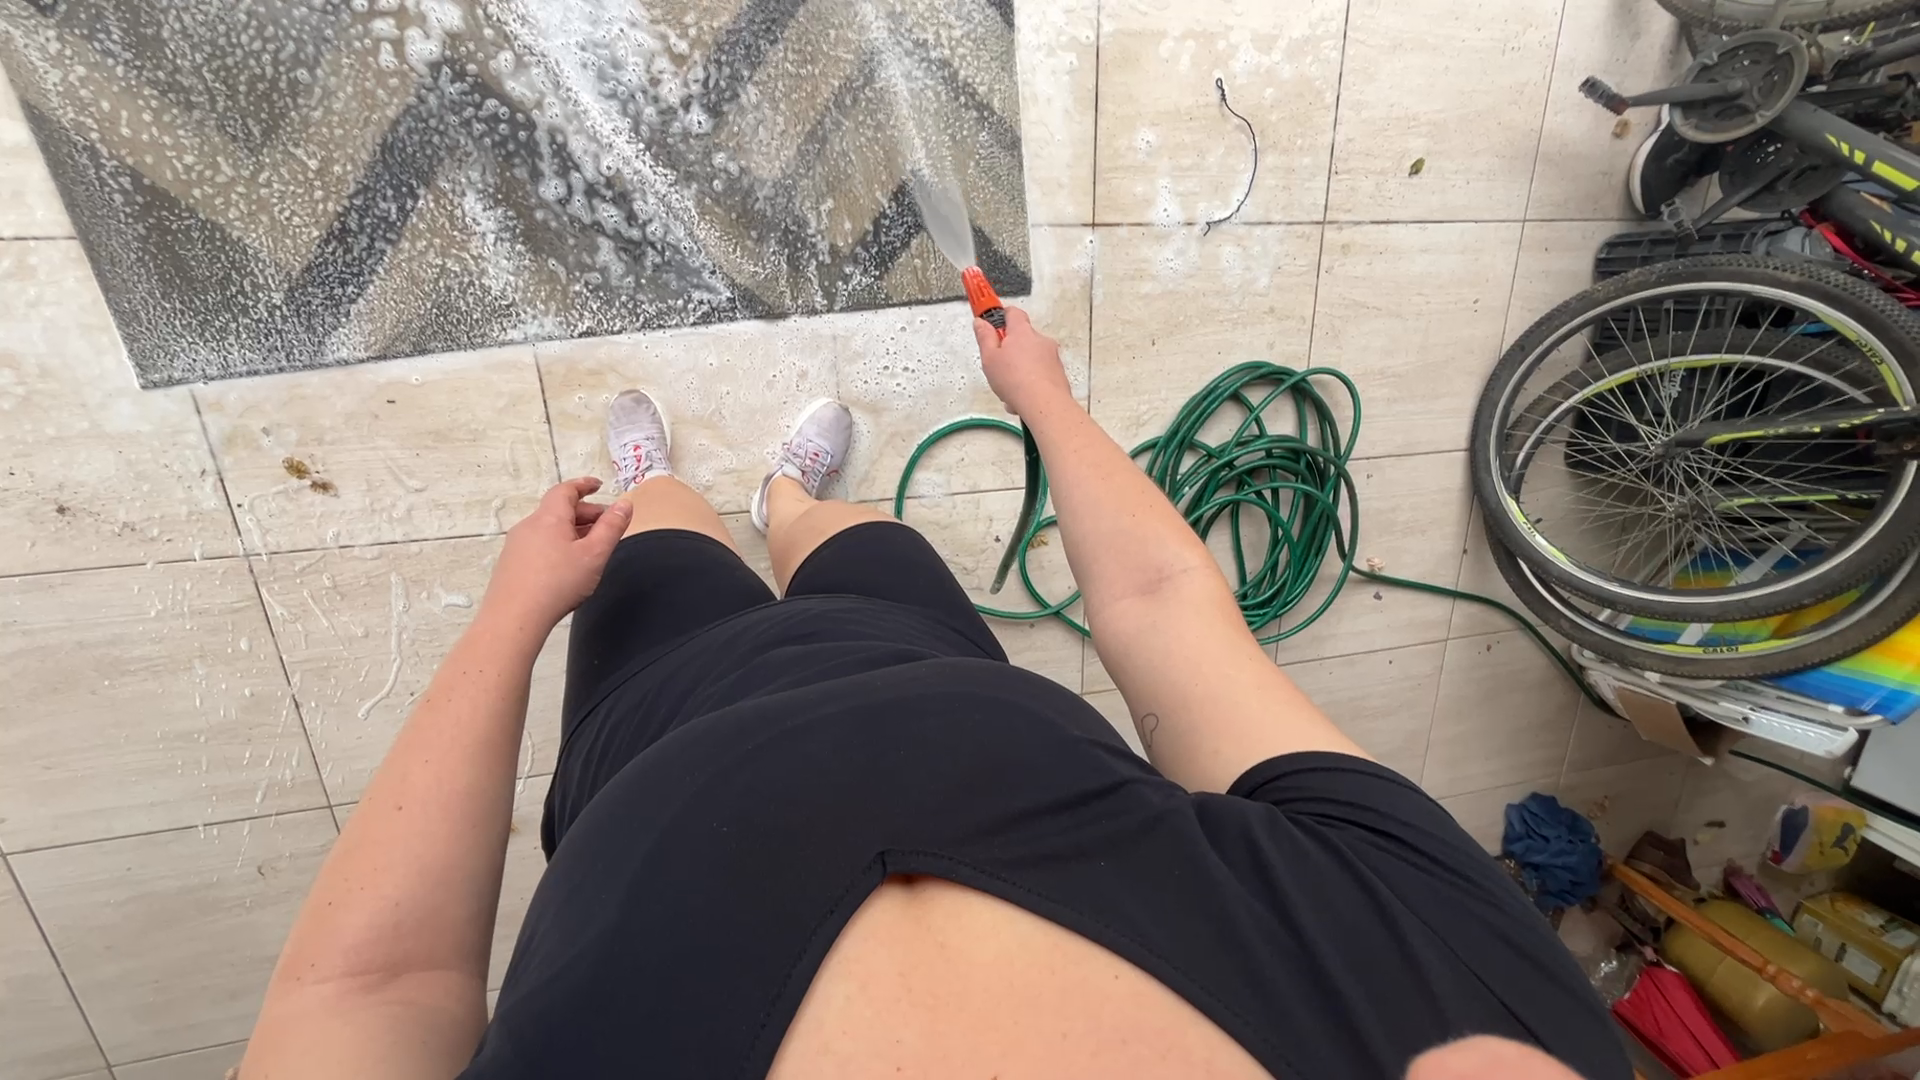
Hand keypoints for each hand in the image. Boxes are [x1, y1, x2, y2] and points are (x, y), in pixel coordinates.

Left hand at [481, 478, 632, 632]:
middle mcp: (529, 526)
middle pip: (559, 510)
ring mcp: (516, 545)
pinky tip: (568, 566)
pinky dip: (559, 544)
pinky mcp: (511, 564)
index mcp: (549, 518)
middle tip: (607, 526)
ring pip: (549, 528)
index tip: (598, 485)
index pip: (566, 491)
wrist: (514, 618)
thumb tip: (624, 504)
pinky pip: (539, 544)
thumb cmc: (558, 583)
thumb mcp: (595, 554)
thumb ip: (612, 527)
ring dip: (573, 530)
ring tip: (592, 548)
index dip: (583, 485)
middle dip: (585, 513)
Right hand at [973, 306, 1072, 418]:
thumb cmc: (1015, 380)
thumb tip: (980, 322)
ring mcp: (1052, 357)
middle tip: (998, 364)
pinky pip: (1040, 374)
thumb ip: (984, 337)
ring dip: (1019, 369)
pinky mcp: (1058, 374)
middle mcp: (1040, 340)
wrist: (1044, 404)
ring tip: (1009, 388)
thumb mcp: (989, 358)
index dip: (1000, 316)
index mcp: (1022, 332)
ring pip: (1030, 359)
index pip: (1012, 312)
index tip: (990, 321)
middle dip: (1009, 350)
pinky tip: (1021, 399)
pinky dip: (1030, 383)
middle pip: (1022, 338)